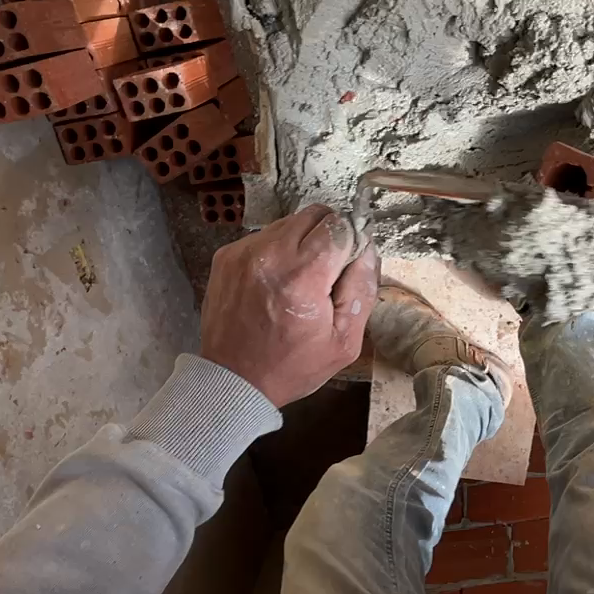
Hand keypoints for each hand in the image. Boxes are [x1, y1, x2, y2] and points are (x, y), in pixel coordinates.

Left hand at [200, 204, 379, 406]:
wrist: (232, 379)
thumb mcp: (344, 342)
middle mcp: (269, 255)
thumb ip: (362, 289)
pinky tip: (277, 280)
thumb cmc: (292, 366)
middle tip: (328, 269)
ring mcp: (243, 251)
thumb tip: (367, 250)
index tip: (349, 263)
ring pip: (290, 221)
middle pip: (315, 214)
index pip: (338, 226)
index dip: (351, 241)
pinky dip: (278, 249)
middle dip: (330, 235)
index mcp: (301, 278)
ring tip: (301, 278)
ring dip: (303, 240)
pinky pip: (265, 235)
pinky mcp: (227, 254)